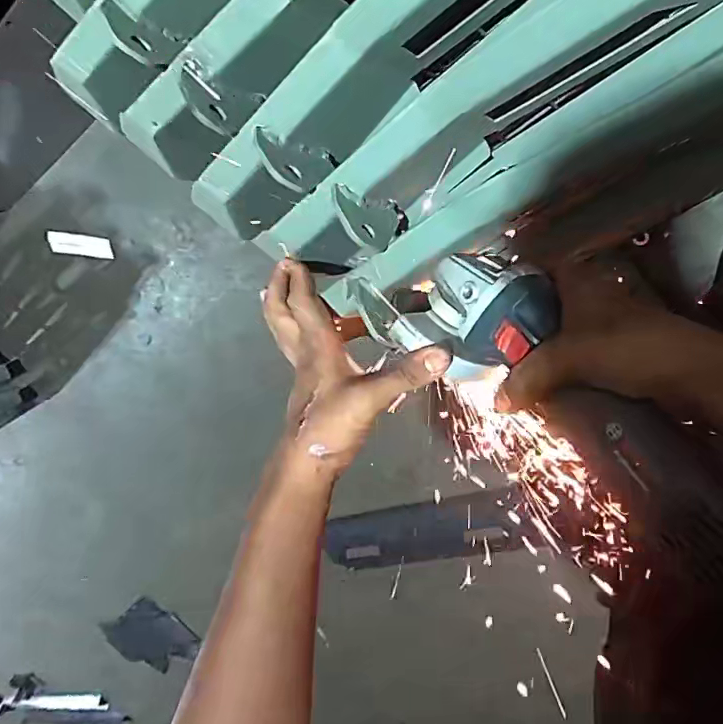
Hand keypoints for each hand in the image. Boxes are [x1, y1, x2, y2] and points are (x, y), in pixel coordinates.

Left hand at [262, 259, 448, 481]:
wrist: (306, 465)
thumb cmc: (331, 426)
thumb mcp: (372, 397)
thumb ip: (405, 374)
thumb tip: (443, 352)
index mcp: (317, 349)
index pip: (304, 307)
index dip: (300, 282)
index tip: (294, 258)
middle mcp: (306, 356)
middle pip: (282, 317)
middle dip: (279, 290)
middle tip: (281, 268)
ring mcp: (306, 374)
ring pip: (290, 334)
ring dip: (289, 311)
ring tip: (294, 293)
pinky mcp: (313, 389)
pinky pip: (306, 351)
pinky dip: (310, 336)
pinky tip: (329, 340)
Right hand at [497, 256, 712, 411]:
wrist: (689, 371)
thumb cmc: (628, 347)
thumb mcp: (570, 357)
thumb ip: (531, 375)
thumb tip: (496, 400)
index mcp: (578, 280)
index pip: (538, 266)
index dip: (514, 277)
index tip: (489, 300)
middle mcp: (592, 292)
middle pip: (549, 301)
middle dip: (526, 324)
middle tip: (500, 346)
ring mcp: (609, 318)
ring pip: (567, 328)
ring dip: (548, 349)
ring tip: (522, 370)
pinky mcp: (621, 344)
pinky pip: (584, 351)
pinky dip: (569, 365)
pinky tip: (556, 384)